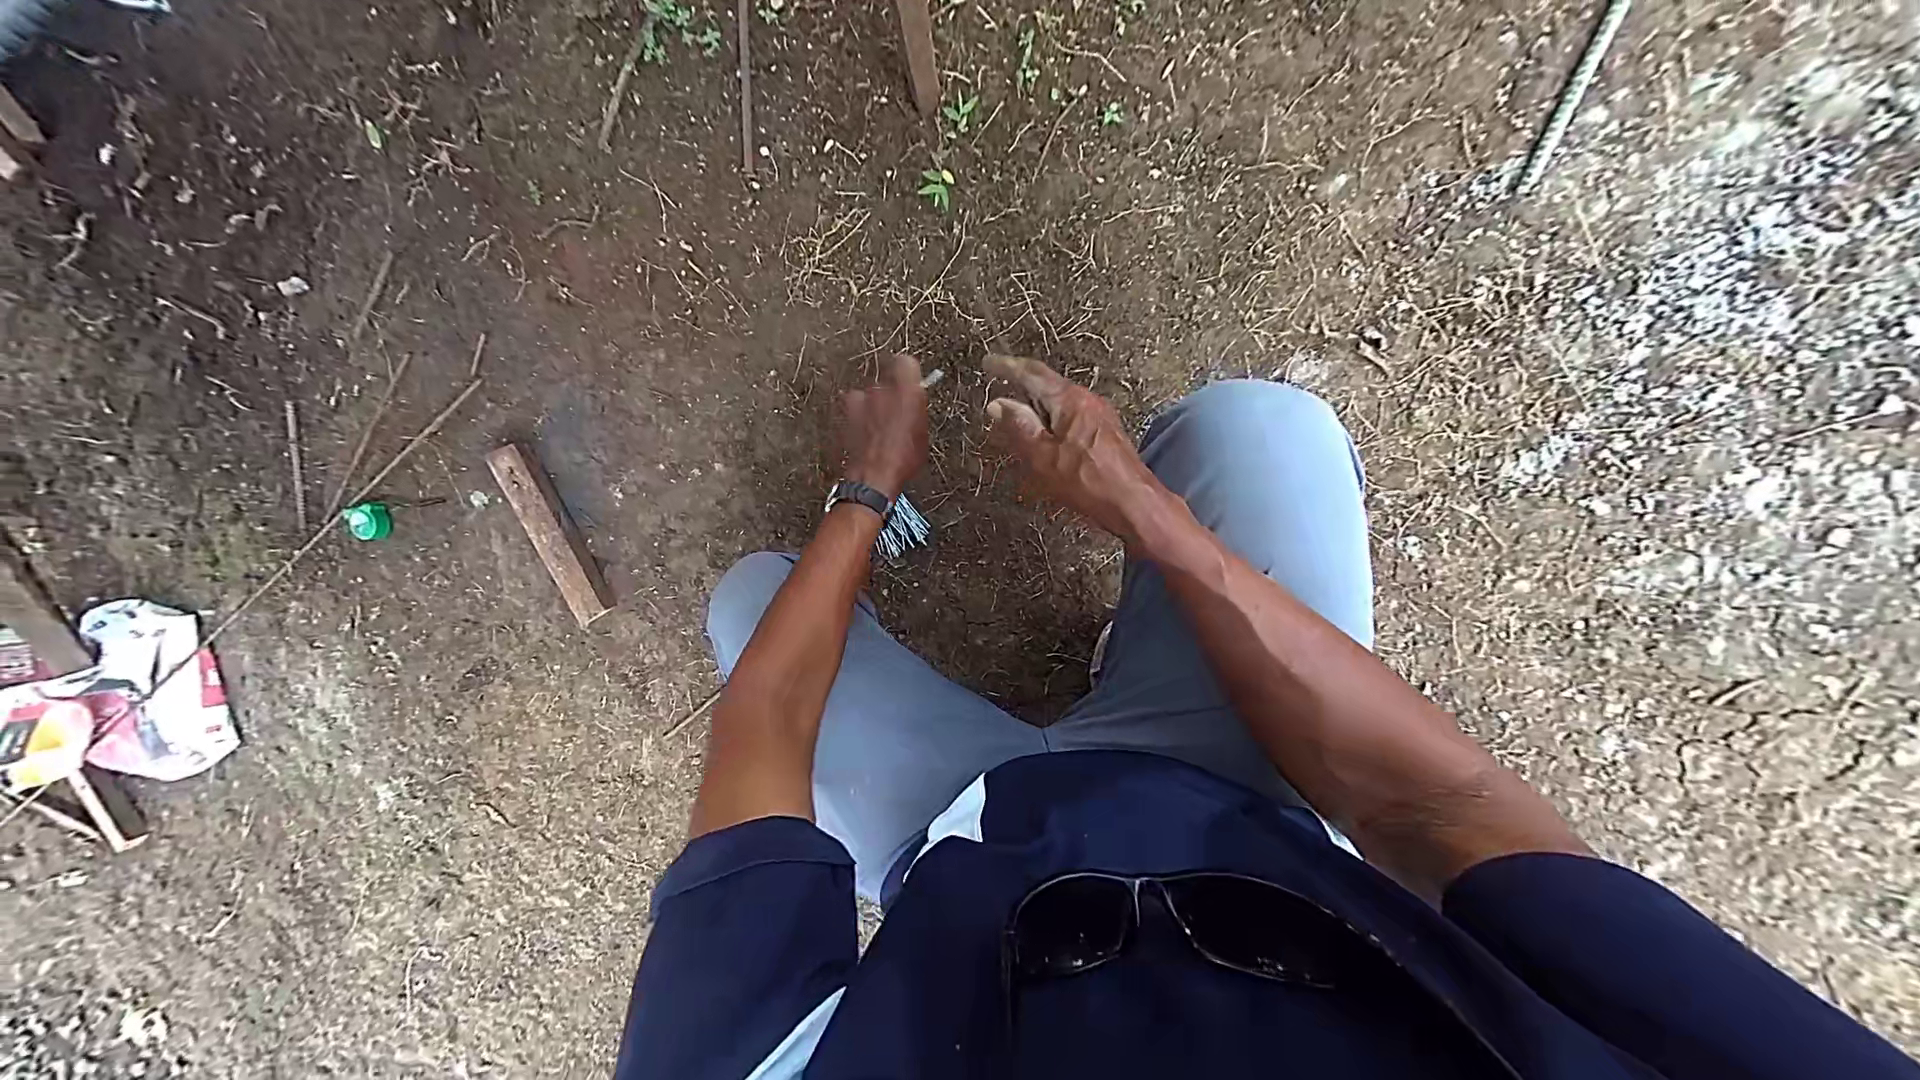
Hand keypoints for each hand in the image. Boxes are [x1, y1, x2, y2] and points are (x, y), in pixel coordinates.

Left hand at [840, 353, 928, 499]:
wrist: (873, 478)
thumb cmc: (901, 461)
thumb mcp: (922, 435)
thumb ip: (916, 410)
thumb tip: (915, 401)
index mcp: (906, 391)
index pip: (906, 363)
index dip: (908, 374)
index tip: (910, 383)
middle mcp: (880, 389)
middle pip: (885, 380)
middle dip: (889, 394)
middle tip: (895, 415)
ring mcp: (859, 400)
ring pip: (867, 395)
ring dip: (871, 406)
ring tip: (878, 429)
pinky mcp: (844, 413)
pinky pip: (853, 409)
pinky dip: (858, 418)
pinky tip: (865, 435)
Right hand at [984, 353, 1170, 542]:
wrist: (1132, 502)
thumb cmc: (1088, 481)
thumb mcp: (1042, 456)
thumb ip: (1019, 427)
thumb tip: (998, 405)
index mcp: (1069, 399)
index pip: (1032, 373)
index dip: (1006, 366)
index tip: (989, 363)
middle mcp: (1087, 400)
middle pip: (1047, 386)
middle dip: (1021, 389)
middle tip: (999, 397)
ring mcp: (1100, 415)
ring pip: (1060, 403)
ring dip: (1037, 409)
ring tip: (1018, 424)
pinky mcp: (1106, 432)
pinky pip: (1072, 418)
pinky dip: (1053, 422)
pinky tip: (1046, 441)